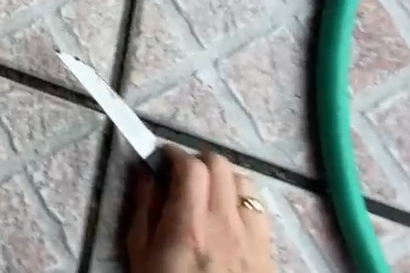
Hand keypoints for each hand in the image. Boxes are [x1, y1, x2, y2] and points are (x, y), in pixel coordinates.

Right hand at [127, 146, 275, 272]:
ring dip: (223, 181)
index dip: (174, 153)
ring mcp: (253, 241)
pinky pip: (259, 212)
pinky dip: (242, 204)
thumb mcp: (140, 252)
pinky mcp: (268, 255)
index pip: (191, 166)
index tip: (161, 158)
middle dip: (198, 161)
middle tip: (182, 174)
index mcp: (190, 225)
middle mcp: (226, 226)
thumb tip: (146, 172)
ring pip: (245, 184)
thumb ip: (144, 206)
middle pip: (221, 166)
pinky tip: (228, 219)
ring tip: (208, 195)